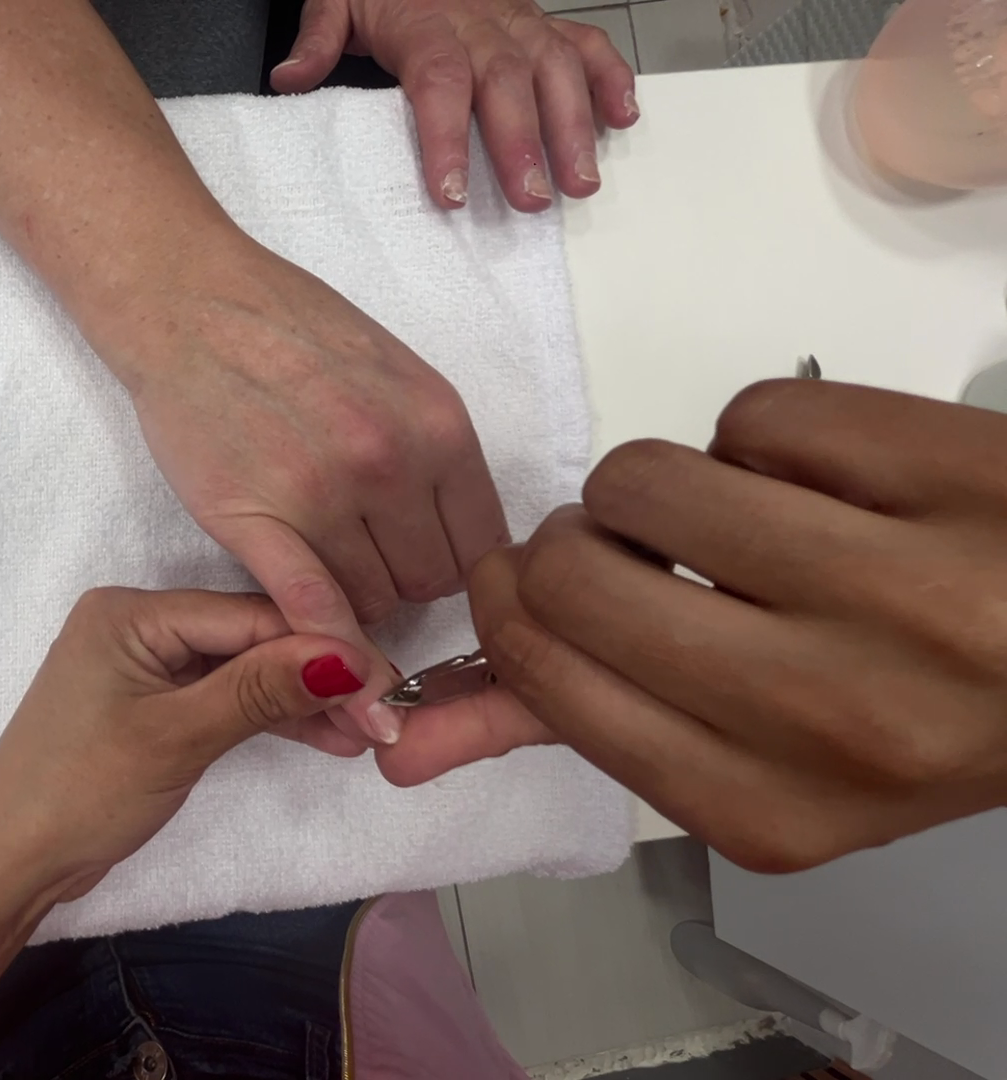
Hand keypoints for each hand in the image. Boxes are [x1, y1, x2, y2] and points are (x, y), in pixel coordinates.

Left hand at [0, 587, 374, 904]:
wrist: (12, 859)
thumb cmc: (81, 791)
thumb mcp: (175, 738)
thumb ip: (258, 691)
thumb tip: (348, 659)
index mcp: (129, 611)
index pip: (245, 615)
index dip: (320, 647)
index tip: (388, 686)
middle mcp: (136, 623)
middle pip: (244, 638)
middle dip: (314, 675)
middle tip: (386, 716)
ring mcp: (142, 664)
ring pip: (237, 669)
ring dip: (295, 700)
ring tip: (365, 735)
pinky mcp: (148, 702)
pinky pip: (217, 696)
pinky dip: (262, 717)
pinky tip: (321, 736)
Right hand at [106, 240, 508, 750]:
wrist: (186, 307)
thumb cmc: (282, 326)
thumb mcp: (387, 368)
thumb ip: (426, 447)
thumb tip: (437, 529)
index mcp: (438, 423)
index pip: (476, 549)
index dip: (445, 572)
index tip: (413, 575)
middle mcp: (392, 463)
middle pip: (424, 585)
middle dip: (395, 590)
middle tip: (353, 570)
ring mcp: (322, 493)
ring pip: (368, 601)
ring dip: (347, 604)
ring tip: (310, 570)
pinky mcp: (252, 517)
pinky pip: (309, 604)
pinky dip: (324, 646)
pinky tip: (330, 674)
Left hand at [271, 0, 638, 211]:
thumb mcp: (336, 0)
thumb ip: (317, 38)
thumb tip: (289, 76)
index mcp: (428, 25)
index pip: (440, 84)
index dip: (446, 140)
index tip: (451, 192)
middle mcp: (483, 21)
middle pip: (507, 84)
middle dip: (524, 145)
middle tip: (531, 201)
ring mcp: (518, 20)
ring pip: (557, 68)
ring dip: (574, 126)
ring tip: (579, 182)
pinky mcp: (539, 22)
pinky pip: (584, 43)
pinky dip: (608, 76)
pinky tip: (621, 116)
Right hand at [388, 381, 1006, 871]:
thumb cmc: (870, 707)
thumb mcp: (706, 743)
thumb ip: (545, 726)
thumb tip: (390, 749)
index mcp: (763, 809)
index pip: (540, 667)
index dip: (508, 599)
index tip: (531, 573)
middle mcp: (848, 725)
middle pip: (568, 570)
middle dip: (575, 539)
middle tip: (635, 549)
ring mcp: (933, 603)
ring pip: (643, 479)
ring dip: (660, 485)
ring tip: (736, 518)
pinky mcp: (987, 482)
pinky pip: (759, 414)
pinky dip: (768, 436)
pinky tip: (838, 486)